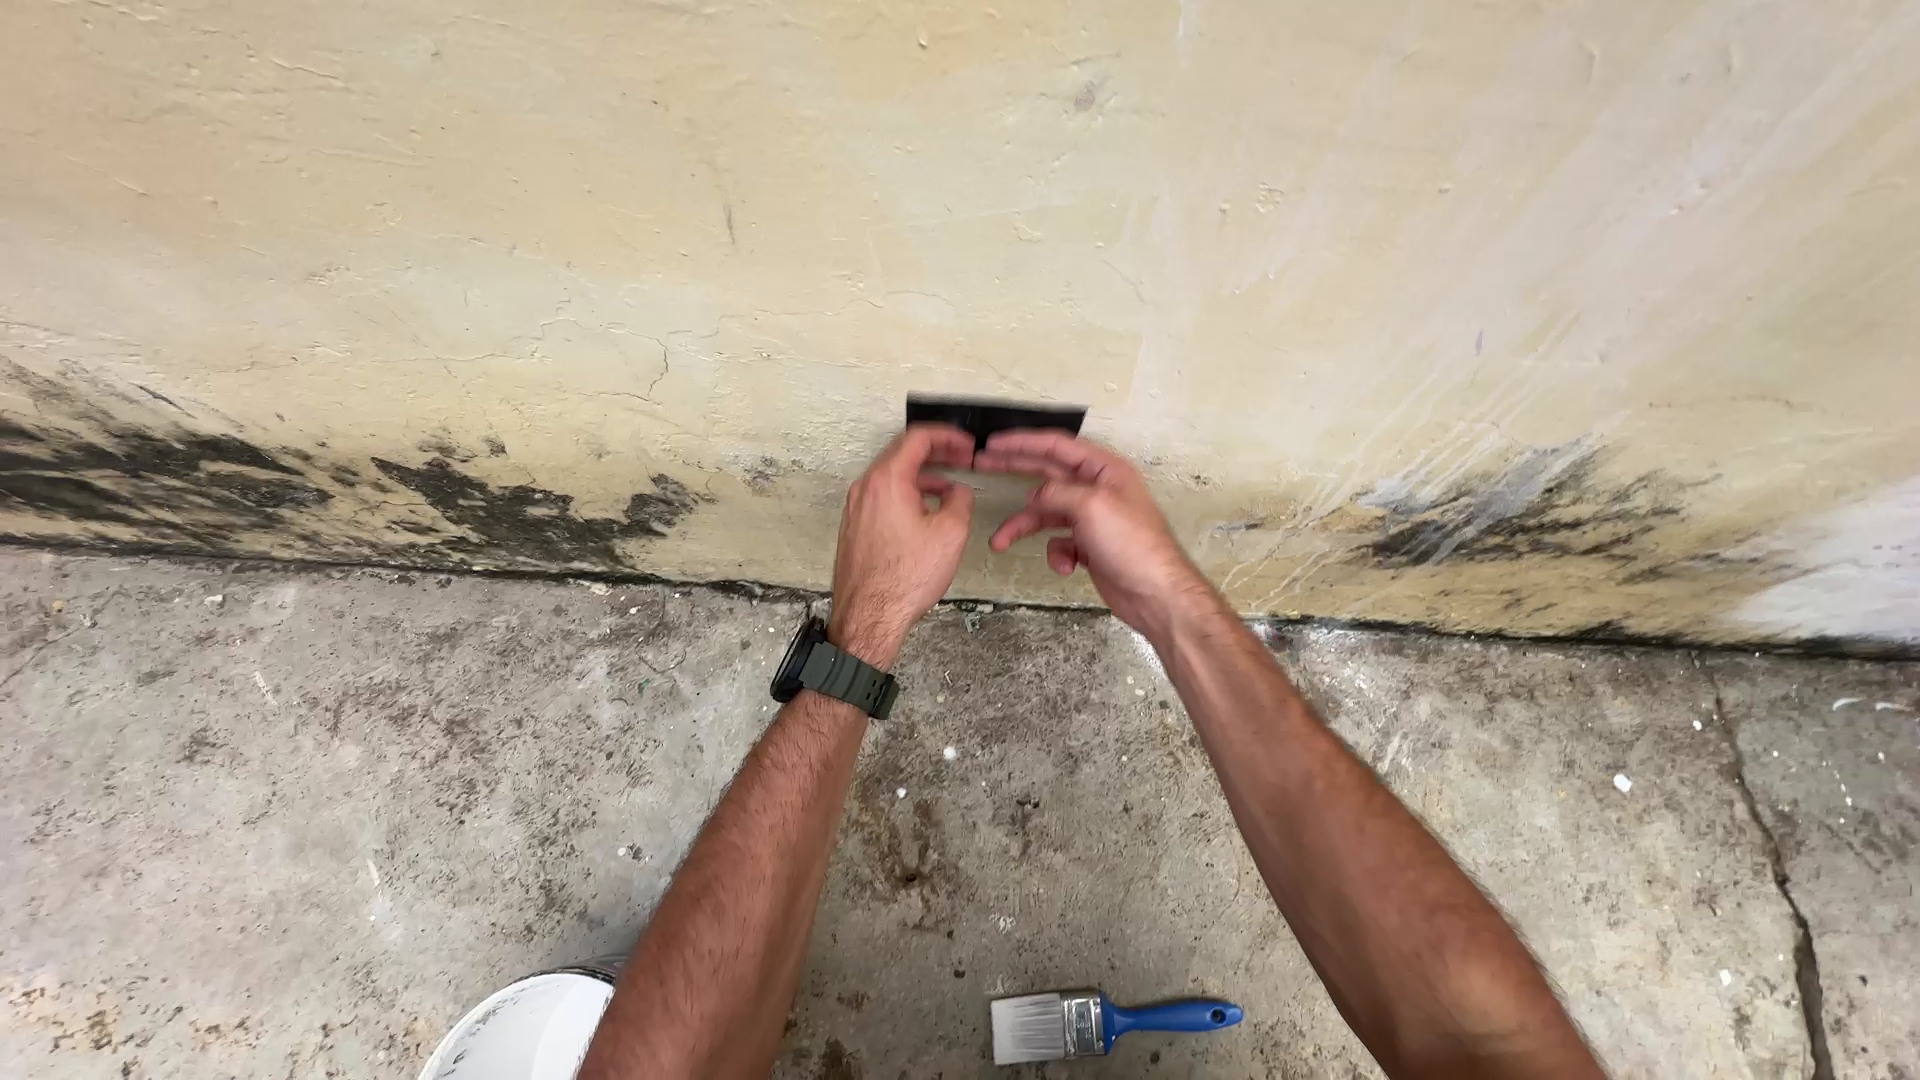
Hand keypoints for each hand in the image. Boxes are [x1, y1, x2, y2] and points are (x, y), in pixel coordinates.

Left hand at [828, 423, 976, 667]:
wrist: (870, 616)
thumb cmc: (904, 579)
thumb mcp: (950, 533)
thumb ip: (960, 500)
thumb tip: (957, 492)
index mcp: (887, 480)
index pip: (917, 437)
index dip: (948, 436)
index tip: (966, 444)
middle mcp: (865, 488)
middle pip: (902, 453)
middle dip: (937, 453)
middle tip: (963, 458)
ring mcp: (856, 507)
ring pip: (892, 476)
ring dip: (922, 475)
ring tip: (950, 487)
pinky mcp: (855, 526)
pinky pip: (883, 496)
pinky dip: (907, 493)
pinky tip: (926, 511)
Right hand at [974, 430, 1215, 643]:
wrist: (1154, 593)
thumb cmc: (1133, 545)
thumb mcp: (1092, 506)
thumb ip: (1057, 493)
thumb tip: (1036, 497)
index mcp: (1104, 470)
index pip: (1057, 446)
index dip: (1023, 442)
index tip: (994, 442)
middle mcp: (1098, 489)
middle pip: (1047, 472)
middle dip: (1014, 470)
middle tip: (983, 463)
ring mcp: (1092, 518)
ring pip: (1046, 514)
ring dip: (1024, 527)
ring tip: (1000, 541)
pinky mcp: (1089, 544)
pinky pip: (1059, 542)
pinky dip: (1056, 554)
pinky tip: (1066, 566)